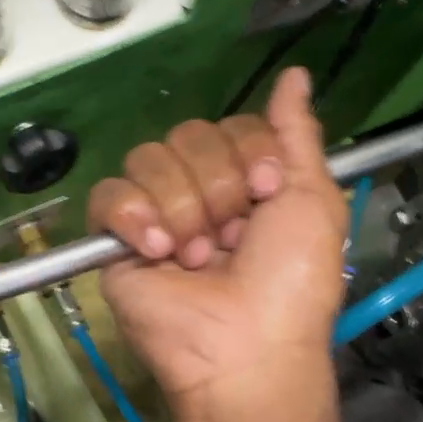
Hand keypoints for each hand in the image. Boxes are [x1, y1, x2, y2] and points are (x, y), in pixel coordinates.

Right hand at [89, 67, 347, 421]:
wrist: (245, 347)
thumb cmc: (290, 283)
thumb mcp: (315, 200)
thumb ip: (298, 135)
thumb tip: (296, 74)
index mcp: (245, 188)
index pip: (229, 126)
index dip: (249, 149)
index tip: (265, 190)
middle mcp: (200, 198)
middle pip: (188, 135)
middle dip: (217, 182)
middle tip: (232, 235)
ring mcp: (156, 221)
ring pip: (149, 159)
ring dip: (182, 206)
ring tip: (196, 257)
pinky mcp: (116, 247)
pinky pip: (107, 196)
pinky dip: (132, 215)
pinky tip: (158, 250)